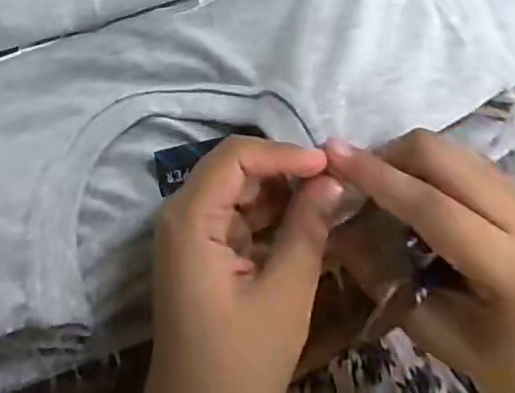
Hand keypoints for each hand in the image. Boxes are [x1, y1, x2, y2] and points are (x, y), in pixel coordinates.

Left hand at [146, 137, 346, 392]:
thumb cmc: (239, 362)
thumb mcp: (283, 297)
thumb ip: (307, 231)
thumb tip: (332, 179)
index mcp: (190, 218)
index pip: (235, 157)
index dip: (281, 152)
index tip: (327, 163)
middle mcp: (182, 212)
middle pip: (234, 168)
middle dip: (283, 169)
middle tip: (333, 178)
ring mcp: (189, 230)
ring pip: (238, 188)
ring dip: (281, 191)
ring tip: (328, 196)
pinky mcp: (201, 248)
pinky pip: (238, 214)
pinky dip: (271, 215)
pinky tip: (306, 220)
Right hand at [324, 131, 514, 391]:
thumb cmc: (487, 347)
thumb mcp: (429, 326)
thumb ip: (380, 273)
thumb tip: (330, 224)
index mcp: (509, 270)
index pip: (434, 207)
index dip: (379, 178)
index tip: (332, 156)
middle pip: (441, 157)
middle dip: (387, 154)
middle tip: (351, 172)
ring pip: (445, 145)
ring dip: (401, 152)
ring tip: (376, 178)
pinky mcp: (510, 180)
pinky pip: (453, 150)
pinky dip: (419, 157)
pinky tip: (406, 182)